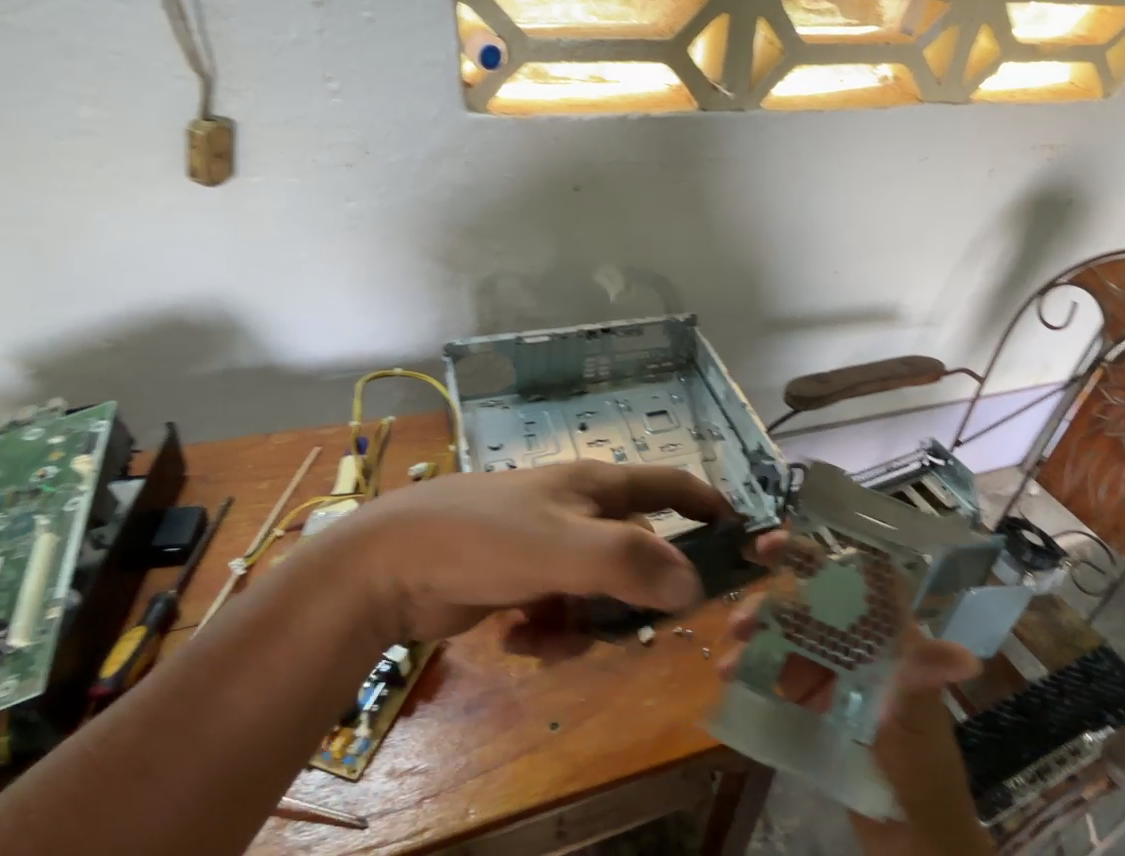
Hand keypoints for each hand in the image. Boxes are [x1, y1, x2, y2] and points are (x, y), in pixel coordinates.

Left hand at [318, 461, 733, 646]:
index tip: (737, 533)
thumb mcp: (565, 548)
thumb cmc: (484, 538)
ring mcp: (544, 547)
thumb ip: (632, 563)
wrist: (388, 564)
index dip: (705, 503)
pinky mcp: (515, 580)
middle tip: (625, 627)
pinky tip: (519, 640)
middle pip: (634, 554)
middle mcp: (575, 512)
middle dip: (633, 596)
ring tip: (549, 638)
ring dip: (584, 625)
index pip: (667, 484)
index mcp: (594, 488)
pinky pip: (557, 612)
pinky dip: (548, 632)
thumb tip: (693, 585)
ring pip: (596, 593)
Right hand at [716, 533, 995, 855]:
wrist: (912, 840)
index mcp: (891, 637)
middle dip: (771, 605)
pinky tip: (732, 681)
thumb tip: (961, 656)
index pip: (855, 576)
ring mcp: (836, 676)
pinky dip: (754, 673)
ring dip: (755, 642)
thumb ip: (920, 681)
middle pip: (811, 605)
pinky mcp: (815, 706)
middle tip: (737, 622)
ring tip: (728, 664)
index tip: (770, 546)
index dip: (814, 554)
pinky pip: (779, 676)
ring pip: (789, 639)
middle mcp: (861, 646)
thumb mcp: (918, 723)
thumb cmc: (921, 771)